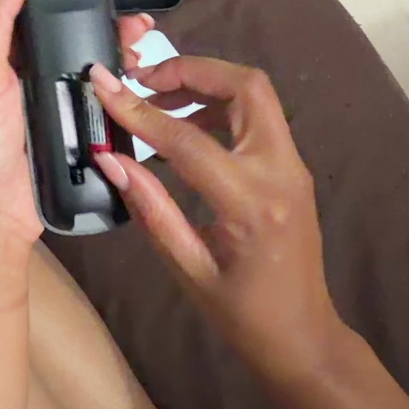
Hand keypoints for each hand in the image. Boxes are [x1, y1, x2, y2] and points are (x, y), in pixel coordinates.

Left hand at [0, 0, 153, 245]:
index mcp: (3, 52)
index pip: (42, 2)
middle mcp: (30, 71)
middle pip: (76, 30)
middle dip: (109, 11)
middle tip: (141, 2)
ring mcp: (55, 101)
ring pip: (95, 61)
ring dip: (121, 42)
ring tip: (146, 36)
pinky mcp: (76, 130)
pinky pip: (104, 97)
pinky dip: (124, 81)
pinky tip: (142, 73)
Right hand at [85, 59, 344, 381]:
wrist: (306, 339)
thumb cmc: (243, 314)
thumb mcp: (187, 268)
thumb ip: (149, 207)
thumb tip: (109, 158)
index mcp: (251, 204)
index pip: (187, 139)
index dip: (138, 110)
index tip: (102, 83)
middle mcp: (280, 172)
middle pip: (245, 86)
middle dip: (190, 69)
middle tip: (143, 79)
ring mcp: (292, 165)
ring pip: (254, 93)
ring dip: (204, 83)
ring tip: (156, 100)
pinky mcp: (289, 166)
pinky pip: (256, 115)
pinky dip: (216, 104)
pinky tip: (183, 126)